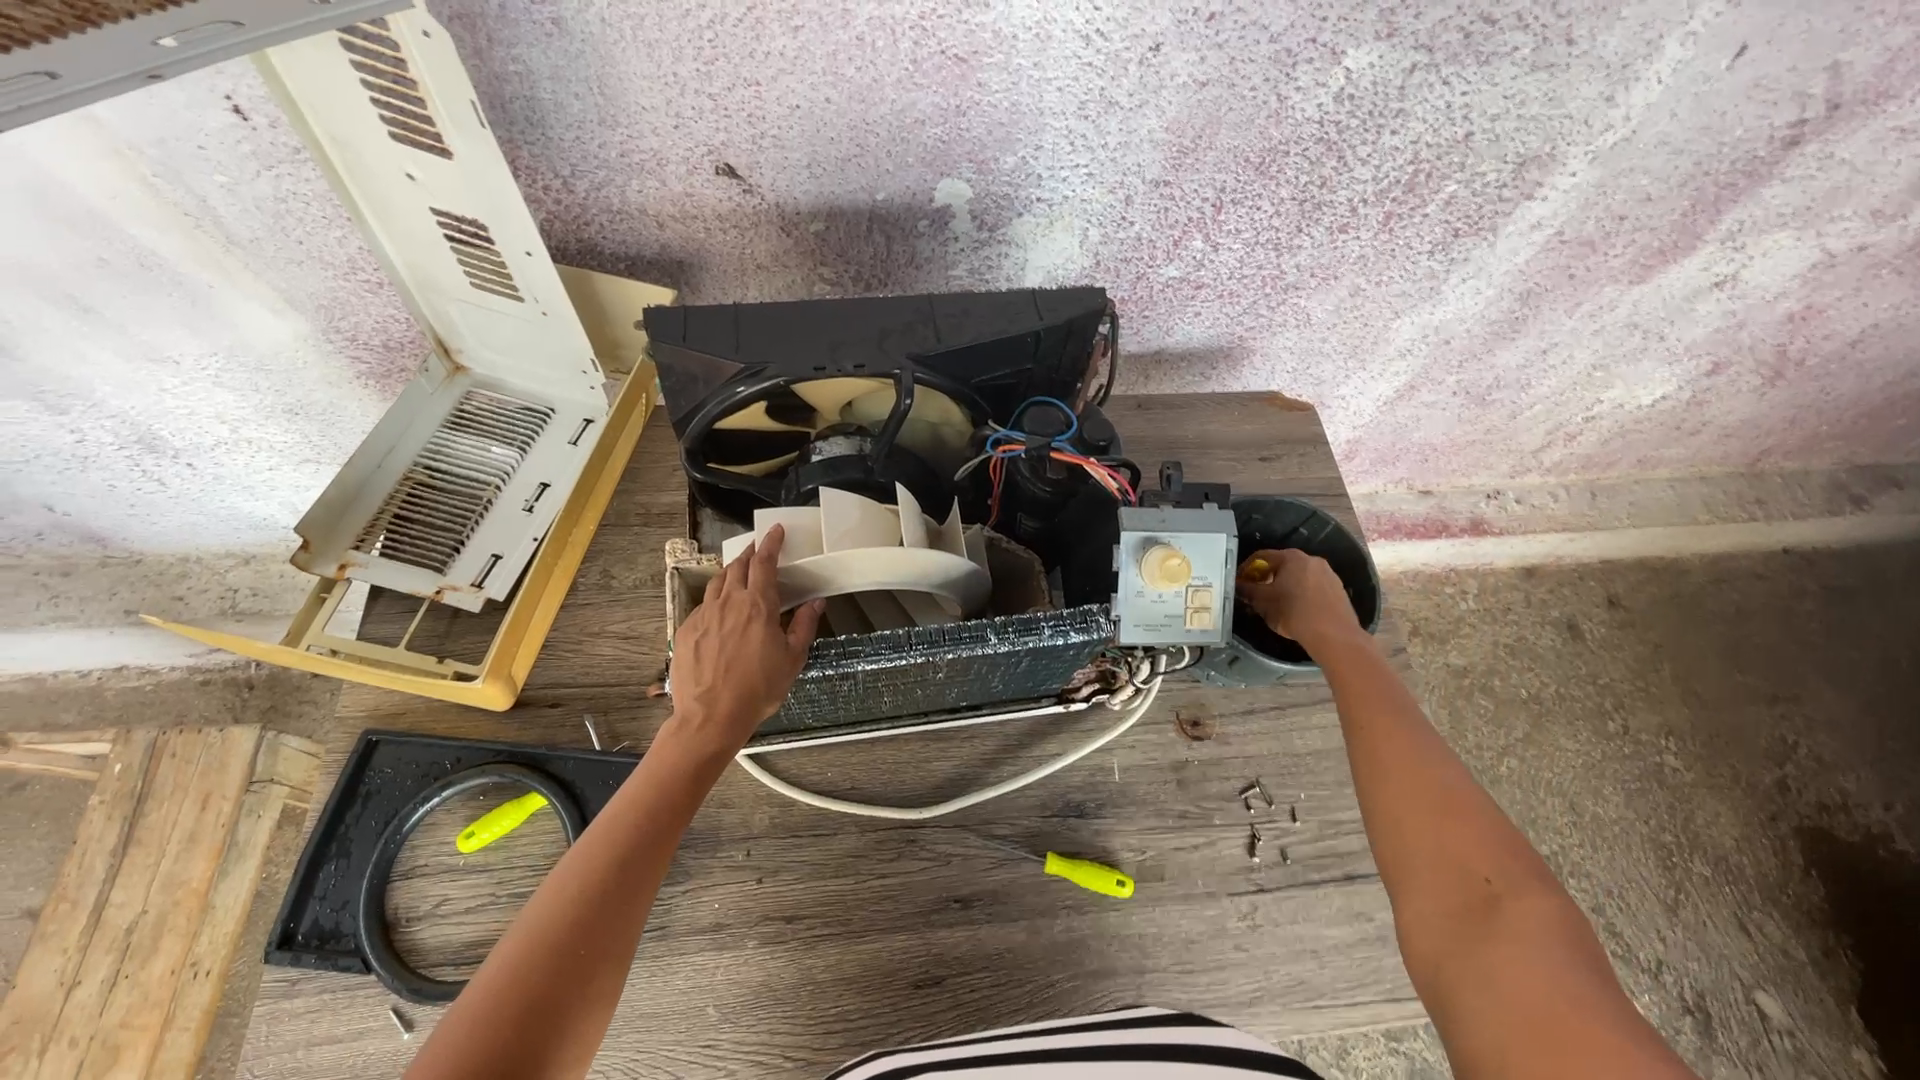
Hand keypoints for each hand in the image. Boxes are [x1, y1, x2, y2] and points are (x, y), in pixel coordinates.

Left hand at [667, 524, 823, 754]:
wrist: (710, 716)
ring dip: (731, 571)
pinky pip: (704, 605)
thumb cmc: (758, 689)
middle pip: (738, 566)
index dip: (771, 543)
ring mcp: (704, 615)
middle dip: (750, 553)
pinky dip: (716, 598)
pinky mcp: (687, 630)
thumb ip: (803, 626)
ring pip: (718, 582)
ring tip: (739, 572)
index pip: (764, 563)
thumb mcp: (792, 660)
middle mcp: (728, 603)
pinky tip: (721, 609)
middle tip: (759, 548)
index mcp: (757, 606)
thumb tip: (816, 602)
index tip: (775, 530)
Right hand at [1236, 548, 1362, 652]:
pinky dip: (1302, 594)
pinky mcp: (1338, 590)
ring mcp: (1328, 574)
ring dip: (1285, 586)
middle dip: (1267, 578)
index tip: (1240, 583)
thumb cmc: (1293, 612)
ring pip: (1299, 576)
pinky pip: (1313, 588)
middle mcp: (1312, 560)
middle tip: (1257, 593)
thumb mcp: (1262, 602)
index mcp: (1292, 557)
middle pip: (1282, 565)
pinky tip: (1298, 610)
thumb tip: (1238, 585)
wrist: (1333, 634)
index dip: (1246, 569)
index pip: (1262, 556)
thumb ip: (1247, 590)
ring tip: (1277, 603)